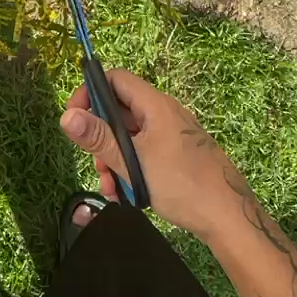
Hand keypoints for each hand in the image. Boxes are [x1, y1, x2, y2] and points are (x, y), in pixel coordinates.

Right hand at [59, 68, 244, 240]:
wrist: (229, 217)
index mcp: (155, 105)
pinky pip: (144, 153)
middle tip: (95, 164)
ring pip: (130, 137)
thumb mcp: (132, 162)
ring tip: (111, 188)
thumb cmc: (181, 184)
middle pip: (120, 111)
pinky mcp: (177, 156)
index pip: (115, 80)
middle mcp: (164, 114)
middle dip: (101, 138)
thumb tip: (66, 116)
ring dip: (113, 160)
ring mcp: (172, 136)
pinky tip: (126, 195)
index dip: (90, 93)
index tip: (75, 119)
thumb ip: (98, 138)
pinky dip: (131, 169)